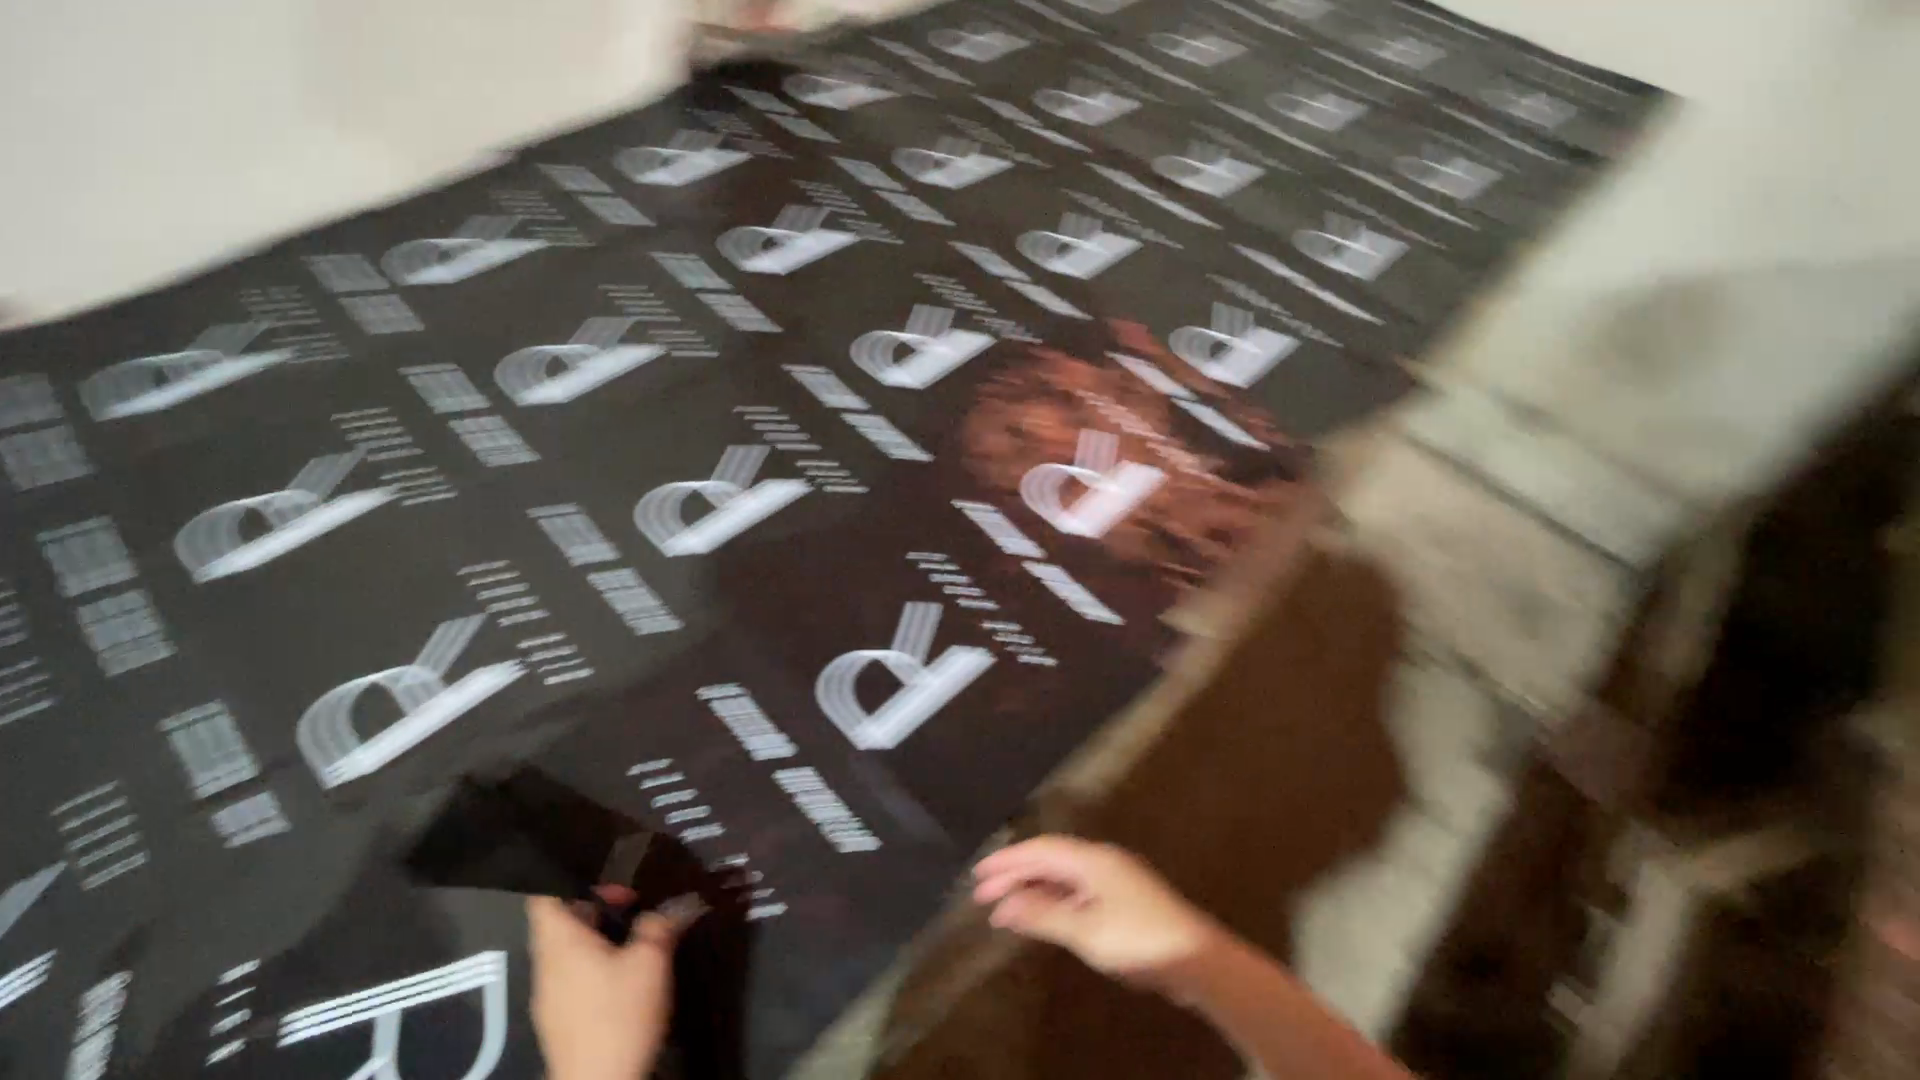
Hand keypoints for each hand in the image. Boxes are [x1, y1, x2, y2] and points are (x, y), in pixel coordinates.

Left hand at [525, 888, 699, 1079]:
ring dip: (600, 933)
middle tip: (635, 898)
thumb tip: (685, 900)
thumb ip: (662, 924)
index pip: (545, 895)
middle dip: (598, 903)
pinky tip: (627, 968)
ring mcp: (550, 993)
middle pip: (562, 919)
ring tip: (638, 930)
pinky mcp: (560, 1017)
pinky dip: (596, 959)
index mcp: (560, 942)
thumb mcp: (650, 962)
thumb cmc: (619, 1015)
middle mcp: (547, 963)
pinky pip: (574, 972)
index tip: (602, 866)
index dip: (569, 875)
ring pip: (570, 947)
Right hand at [971, 836, 1222, 981]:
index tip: (978, 874)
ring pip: (1062, 877)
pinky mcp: (1122, 901)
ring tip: (1004, 910)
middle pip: (1049, 860)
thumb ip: (1042, 914)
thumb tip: (1005, 903)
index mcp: (1091, 859)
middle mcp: (1101, 861)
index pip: (1040, 850)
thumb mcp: (1085, 930)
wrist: (1196, 959)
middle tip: (982, 895)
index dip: (1007, 860)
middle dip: (1015, 875)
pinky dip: (1052, 901)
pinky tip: (1041, 918)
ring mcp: (1113, 880)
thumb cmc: (1138, 940)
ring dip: (1032, 890)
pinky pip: (1076, 892)